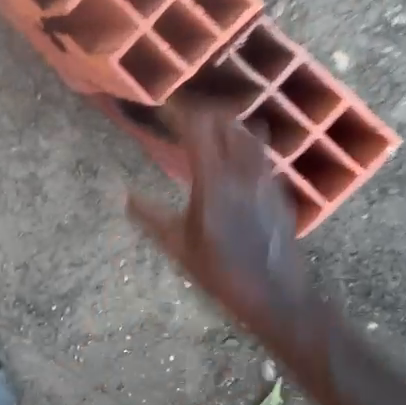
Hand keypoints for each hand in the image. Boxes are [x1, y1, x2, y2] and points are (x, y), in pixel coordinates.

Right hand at [126, 107, 314, 345]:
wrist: (277, 297)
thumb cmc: (222, 272)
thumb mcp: (178, 246)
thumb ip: (150, 217)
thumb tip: (125, 196)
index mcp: (213, 179)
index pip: (198, 126)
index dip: (180, 111)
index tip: (164, 107)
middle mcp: (242, 170)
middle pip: (227, 120)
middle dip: (205, 111)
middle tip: (185, 114)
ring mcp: (266, 179)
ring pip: (251, 133)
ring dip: (230, 125)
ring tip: (212, 130)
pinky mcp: (280, 191)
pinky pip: (263, 156)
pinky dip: (247, 147)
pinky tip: (235, 163)